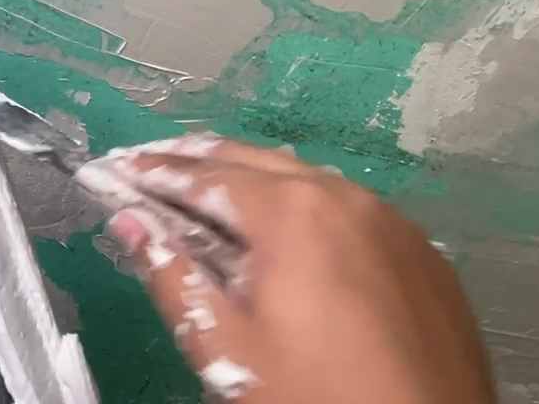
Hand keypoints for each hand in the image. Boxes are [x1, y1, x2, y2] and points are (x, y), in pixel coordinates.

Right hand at [84, 137, 493, 403]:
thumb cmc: (317, 401)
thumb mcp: (230, 349)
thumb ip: (172, 275)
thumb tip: (127, 220)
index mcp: (292, 212)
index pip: (205, 177)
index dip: (155, 173)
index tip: (117, 169)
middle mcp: (343, 195)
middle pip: (251, 160)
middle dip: (193, 160)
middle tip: (149, 164)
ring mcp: (390, 219)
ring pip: (300, 176)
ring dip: (246, 176)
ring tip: (204, 186)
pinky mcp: (422, 250)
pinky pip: (346, 205)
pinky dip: (300, 202)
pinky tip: (282, 226)